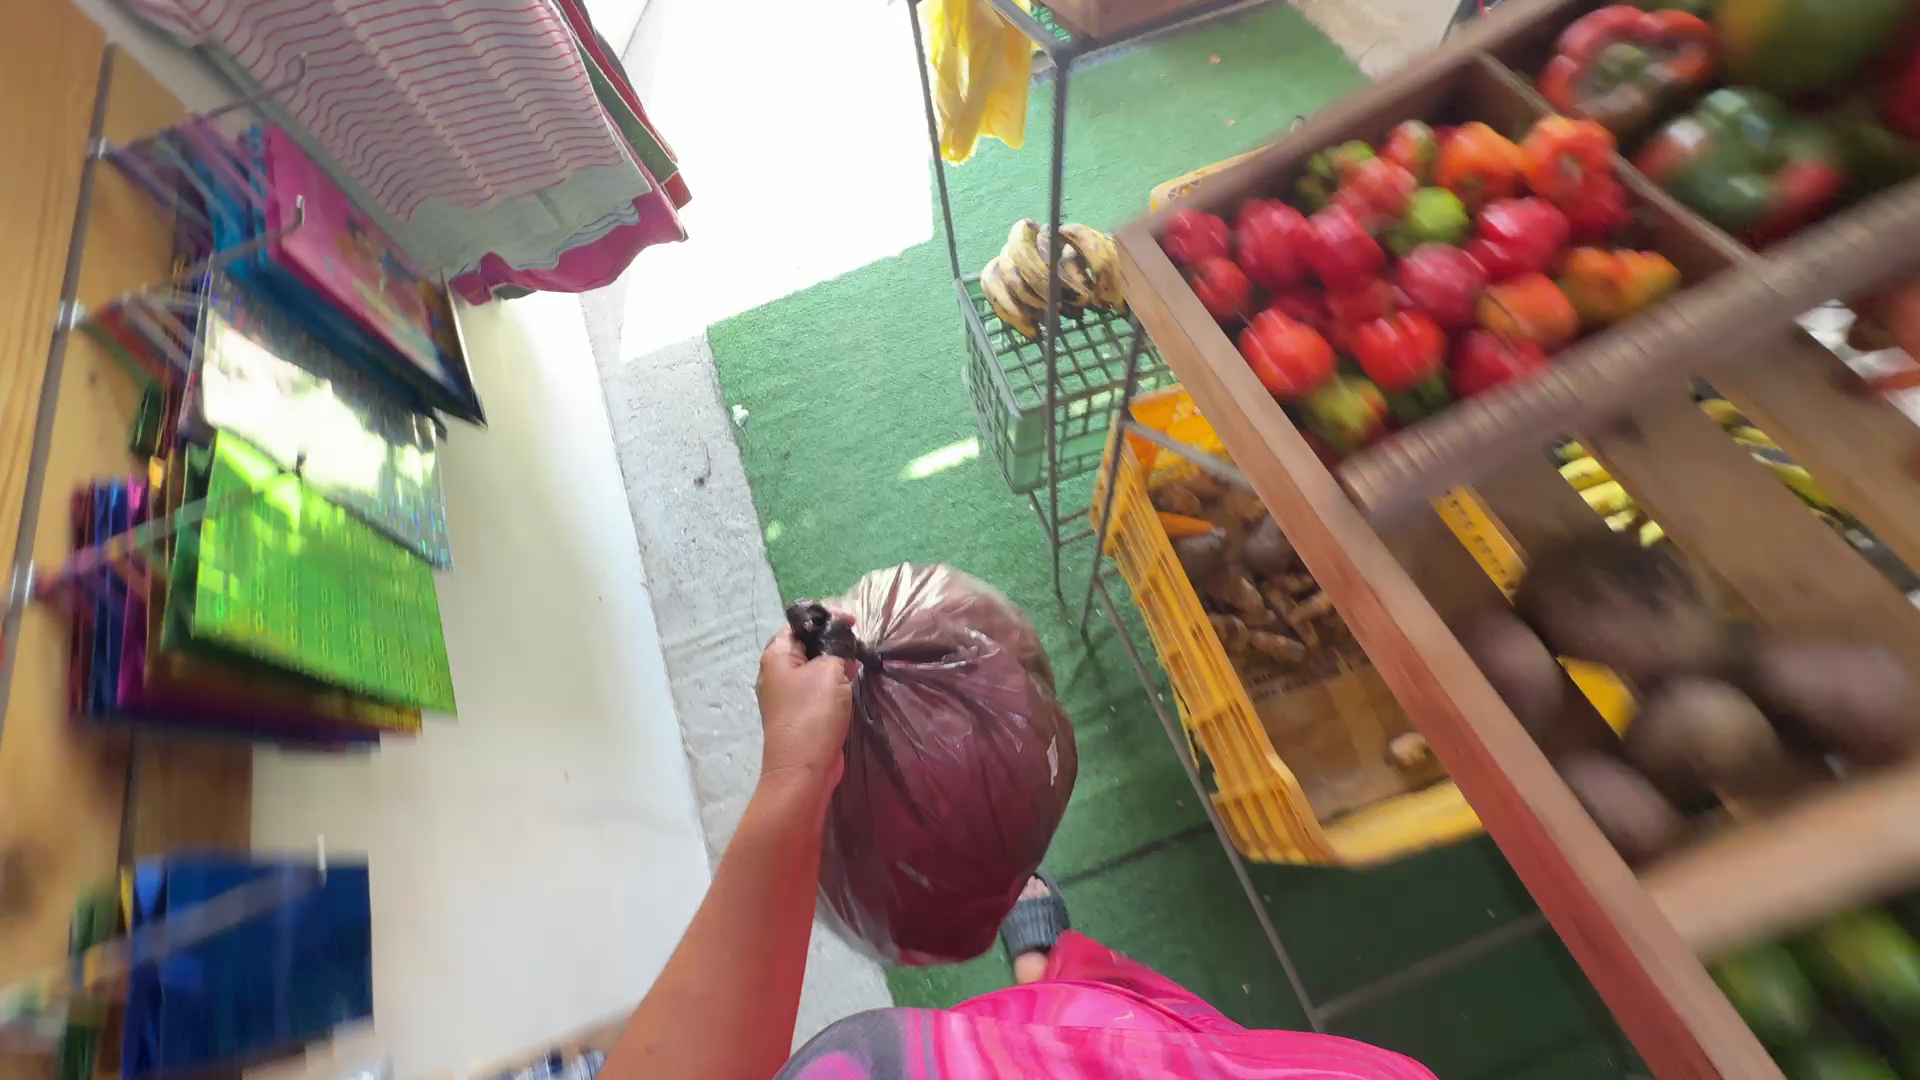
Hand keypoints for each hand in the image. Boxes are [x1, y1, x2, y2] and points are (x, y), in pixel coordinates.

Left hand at [755, 625, 853, 793]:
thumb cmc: (812, 714)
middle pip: (806, 645)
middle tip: (859, 640)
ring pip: (815, 668)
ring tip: (859, 660)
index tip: (852, 621)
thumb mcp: (829, 670)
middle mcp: (777, 673)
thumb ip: (836, 649)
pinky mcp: (801, 714)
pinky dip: (835, 682)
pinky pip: (819, 688)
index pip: (798, 624)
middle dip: (833, 640)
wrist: (804, 769)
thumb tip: (841, 647)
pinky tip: (853, 682)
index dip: (825, 618)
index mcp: (776, 656)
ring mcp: (788, 695)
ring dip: (836, 663)